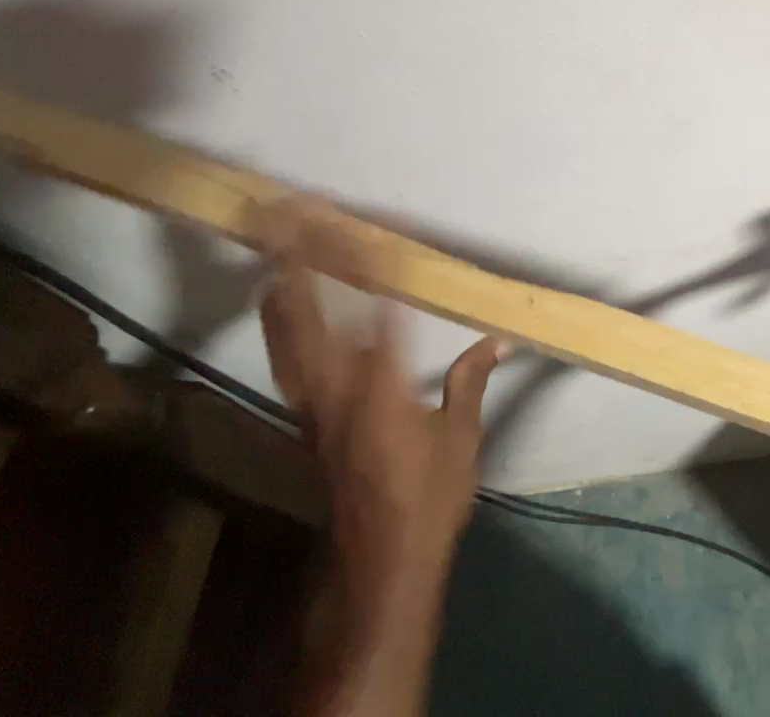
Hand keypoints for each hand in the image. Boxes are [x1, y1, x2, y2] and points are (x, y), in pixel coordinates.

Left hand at [257, 198, 504, 716]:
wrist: (377, 556)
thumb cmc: (428, 497)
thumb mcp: (460, 437)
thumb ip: (470, 380)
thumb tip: (499, 338)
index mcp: (382, 385)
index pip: (375, 308)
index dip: (367, 262)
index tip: (365, 224)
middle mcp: (337, 385)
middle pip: (308, 309)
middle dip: (297, 257)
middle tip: (287, 212)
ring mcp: (312, 402)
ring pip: (284, 332)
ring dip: (278, 283)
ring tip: (270, 241)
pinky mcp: (304, 417)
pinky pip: (285, 357)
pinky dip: (280, 320)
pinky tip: (275, 304)